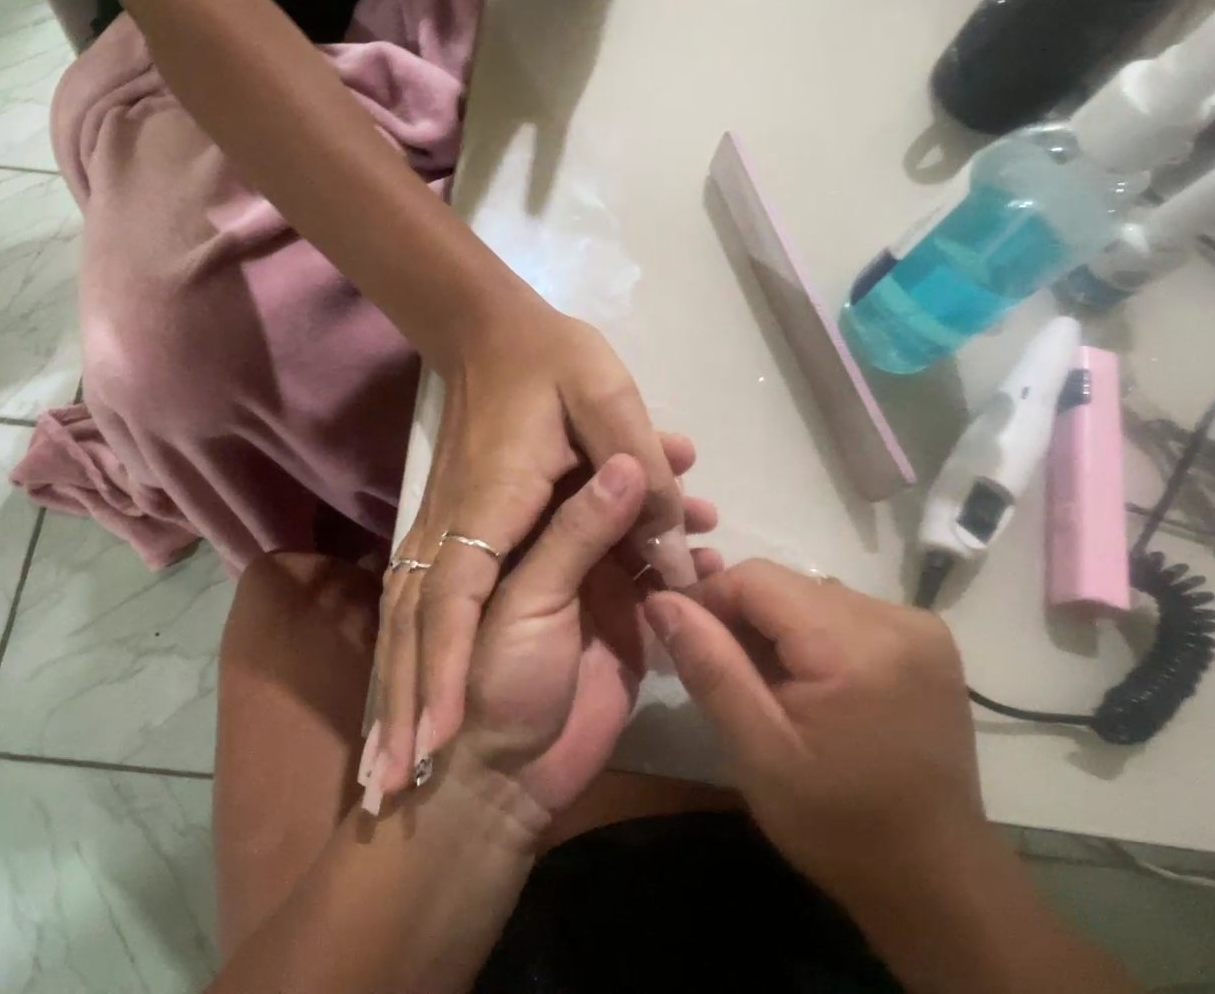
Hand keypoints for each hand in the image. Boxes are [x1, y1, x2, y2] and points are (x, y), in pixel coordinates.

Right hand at [373, 308, 692, 796]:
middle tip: (388, 786)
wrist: (486, 331)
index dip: (445, 668)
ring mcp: (440, 531)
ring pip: (407, 618)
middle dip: (402, 707)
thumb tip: (674, 544)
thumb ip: (633, 470)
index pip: (457, 596)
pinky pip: (416, 600)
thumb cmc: (547, 359)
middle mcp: (453, 530)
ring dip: (397, 692)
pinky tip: (414, 697)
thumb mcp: (603, 397)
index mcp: (492, 504)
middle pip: (415, 624)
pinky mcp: (443, 531)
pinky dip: (406, 654)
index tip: (440, 739)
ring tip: (383, 768)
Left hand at [449, 450, 721, 817]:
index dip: (613, 454)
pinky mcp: (625, 625)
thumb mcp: (531, 600)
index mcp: (515, 536)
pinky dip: (686, 575)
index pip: (568, 479)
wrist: (509, 777)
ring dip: (671, 526)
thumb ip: (576, 534)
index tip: (663, 437)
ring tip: (708, 512)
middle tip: (692, 460)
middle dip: (648, 485)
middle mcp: (552, 553)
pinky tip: (714, 563)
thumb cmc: (500, 679)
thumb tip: (629, 465)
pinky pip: (660, 588)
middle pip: (607, 504)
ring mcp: (591, 588)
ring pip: (637, 541)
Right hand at [641, 562, 990, 906]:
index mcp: (857, 645)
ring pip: (812, 595)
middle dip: (743, 618)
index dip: (709, 599)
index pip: (757, 578)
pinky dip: (812, 637)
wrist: (933, 876)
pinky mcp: (928, 643)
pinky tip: (809, 686)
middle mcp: (897, 619)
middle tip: (725, 676)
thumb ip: (708, 666)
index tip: (685, 644)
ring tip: (768, 688)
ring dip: (776, 628)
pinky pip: (845, 613)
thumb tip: (659, 599)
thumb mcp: (756, 750)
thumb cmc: (836, 822)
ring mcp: (920, 628)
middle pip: (787, 584)